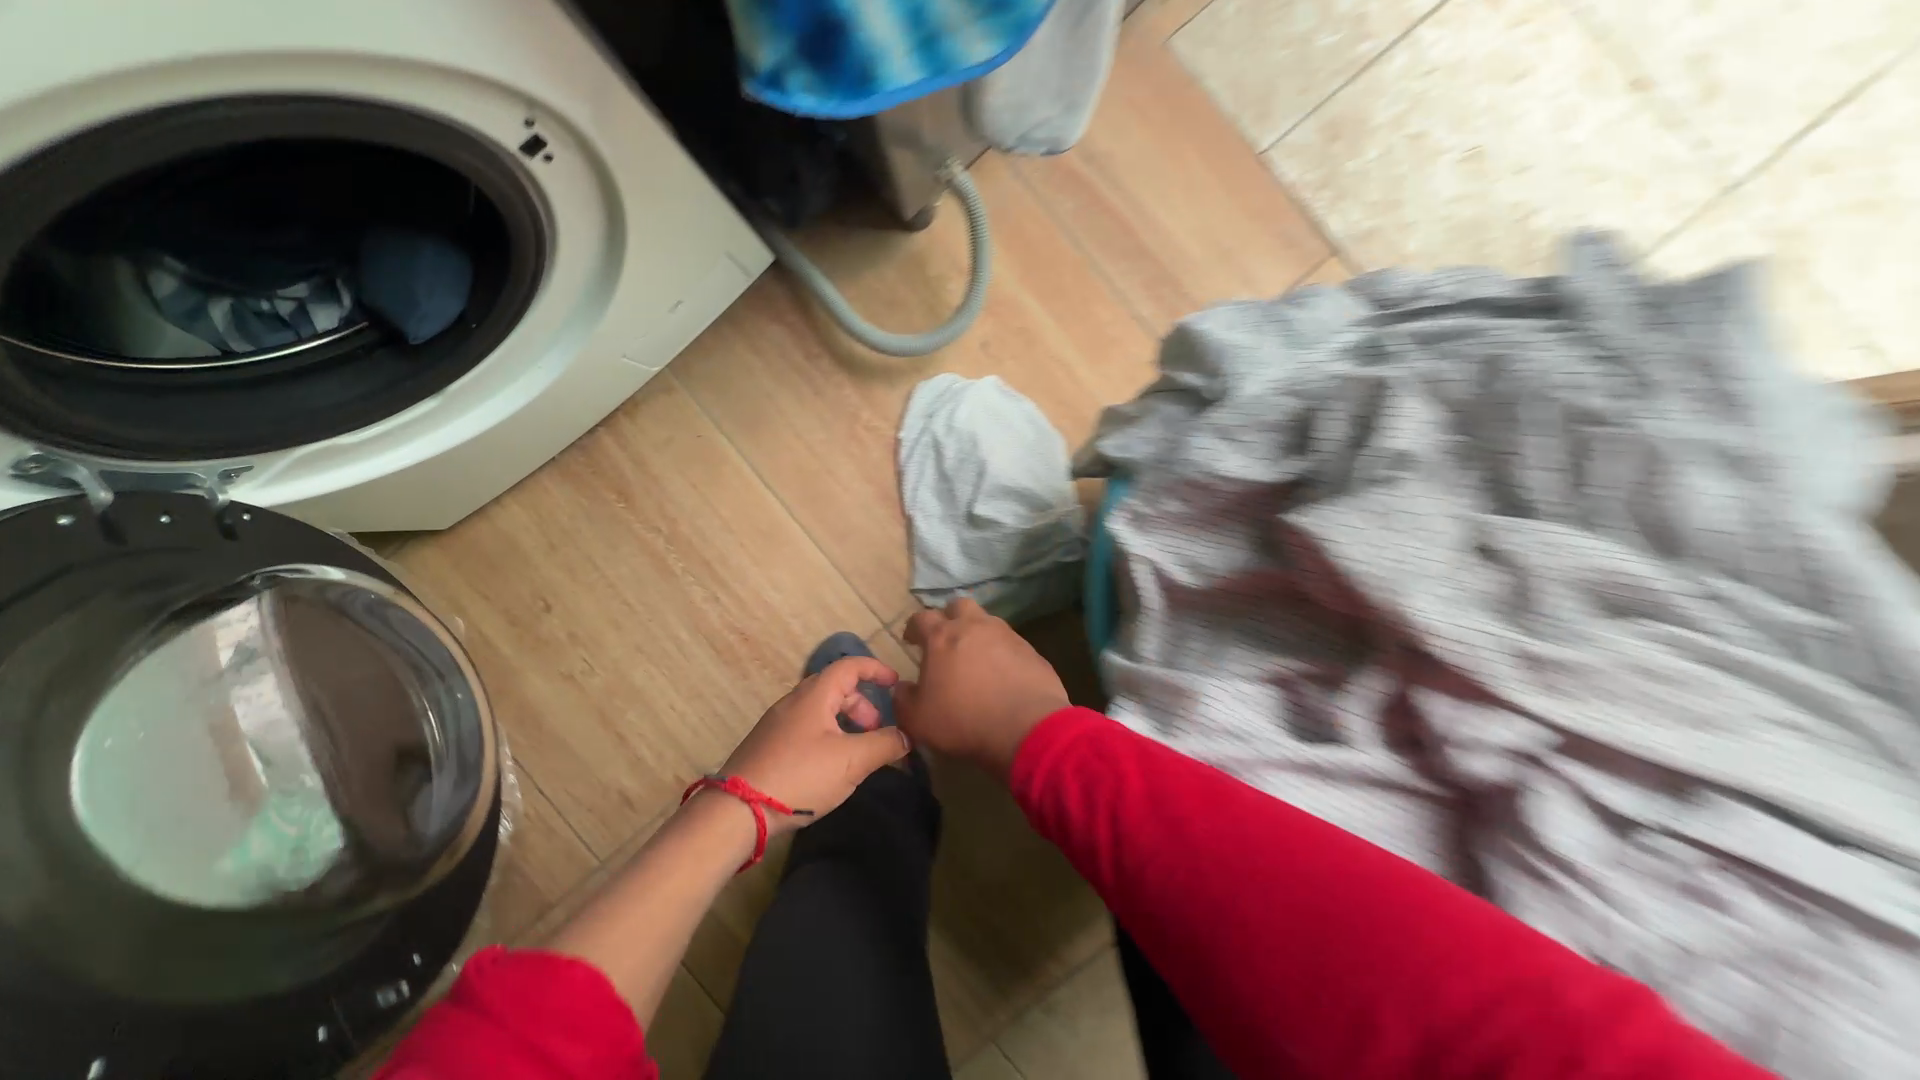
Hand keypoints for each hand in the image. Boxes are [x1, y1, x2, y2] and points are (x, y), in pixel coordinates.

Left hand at [716, 656, 911, 836]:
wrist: (738, 810)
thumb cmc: (800, 776)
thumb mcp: (852, 761)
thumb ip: (885, 745)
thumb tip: (907, 737)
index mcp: (814, 696)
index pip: (849, 666)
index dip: (875, 669)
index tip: (895, 683)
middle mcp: (793, 702)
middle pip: (834, 688)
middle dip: (862, 704)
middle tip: (877, 729)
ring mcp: (776, 724)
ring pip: (819, 710)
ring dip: (845, 722)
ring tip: (857, 751)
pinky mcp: (767, 746)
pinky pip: (805, 728)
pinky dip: (827, 735)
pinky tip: (830, 766)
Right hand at [896, 598, 1070, 778]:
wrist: (1027, 728)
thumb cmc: (963, 720)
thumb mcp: (918, 719)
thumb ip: (903, 699)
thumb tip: (902, 688)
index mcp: (942, 637)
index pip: (921, 617)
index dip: (913, 627)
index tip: (911, 640)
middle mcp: (975, 626)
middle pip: (958, 606)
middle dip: (949, 618)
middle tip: (945, 640)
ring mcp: (1007, 635)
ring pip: (987, 622)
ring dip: (977, 633)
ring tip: (974, 658)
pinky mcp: (1031, 650)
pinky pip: (1010, 644)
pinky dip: (1002, 653)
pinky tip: (1002, 674)